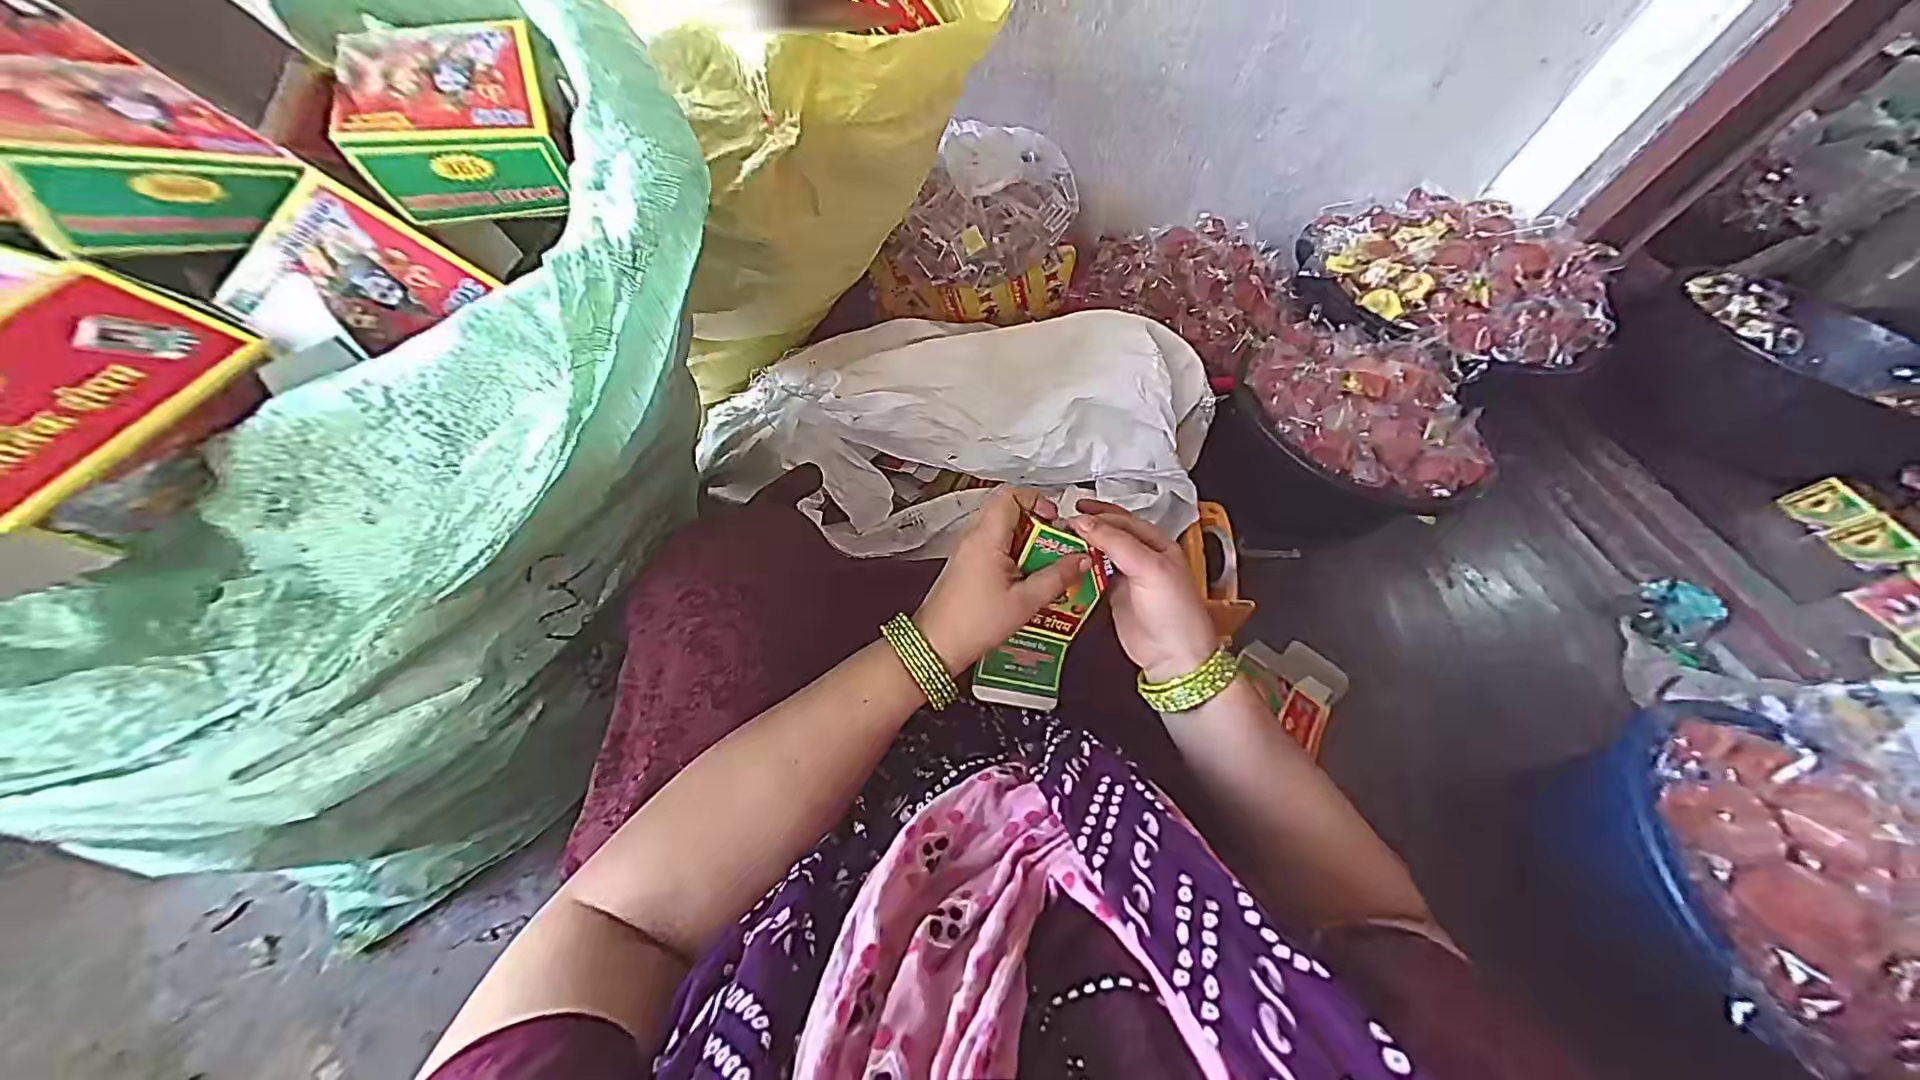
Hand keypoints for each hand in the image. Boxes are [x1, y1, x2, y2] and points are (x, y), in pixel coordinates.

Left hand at [914, 488, 1091, 671]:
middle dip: (1037, 525)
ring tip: (1044, 567)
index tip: (1055, 521)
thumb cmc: (975, 623)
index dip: (1037, 500)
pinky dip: (1014, 556)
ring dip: (1027, 543)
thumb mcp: (1026, 601)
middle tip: (1055, 548)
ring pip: (1003, 531)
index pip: (1011, 495)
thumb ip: (1057, 576)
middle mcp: (974, 537)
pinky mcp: (967, 566)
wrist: (937, 645)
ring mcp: (968, 551)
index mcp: (987, 537)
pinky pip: (994, 548)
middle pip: (1009, 511)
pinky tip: (1026, 581)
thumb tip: (1082, 559)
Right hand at [1066, 501, 1217, 683]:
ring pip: (1099, 553)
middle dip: (1087, 526)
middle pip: (1110, 533)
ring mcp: (1127, 576)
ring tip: (1060, 541)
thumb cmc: (1175, 612)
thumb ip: (1117, 542)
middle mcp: (1141, 556)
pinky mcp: (1114, 595)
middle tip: (1063, 522)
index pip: (1123, 520)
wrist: (1173, 656)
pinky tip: (1066, 566)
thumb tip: (1087, 522)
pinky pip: (1092, 575)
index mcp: (1156, 543)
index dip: (1098, 515)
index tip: (1074, 514)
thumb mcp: (1149, 568)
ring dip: (1080, 546)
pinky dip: (1078, 569)